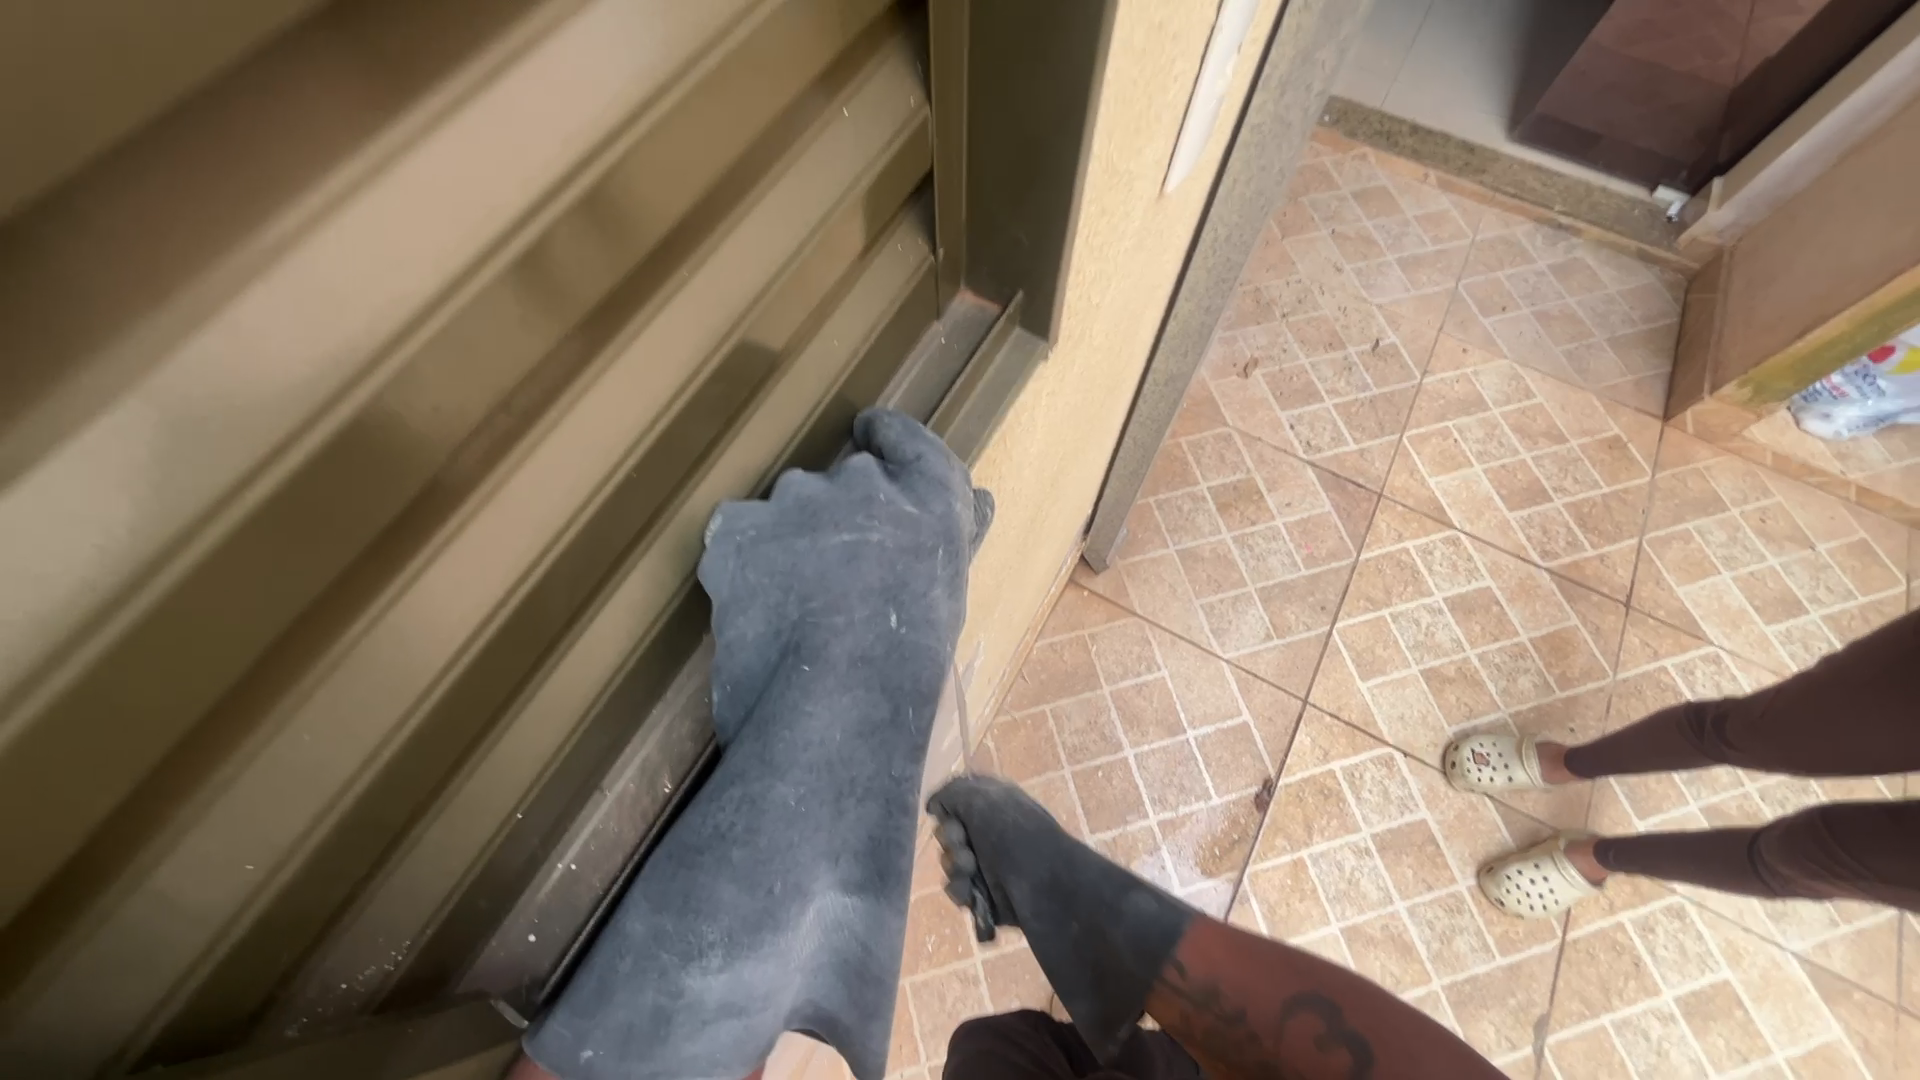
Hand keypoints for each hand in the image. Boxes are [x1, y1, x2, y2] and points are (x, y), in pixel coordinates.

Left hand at [697, 408, 991, 738]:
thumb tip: (981, 501)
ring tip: (792, 605)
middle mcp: (861, 480)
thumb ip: (957, 537)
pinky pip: (737, 535)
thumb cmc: (912, 659)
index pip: (907, 439)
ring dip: (788, 541)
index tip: (871, 436)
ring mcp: (795, 499)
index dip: (886, 437)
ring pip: (786, 510)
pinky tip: (758, 609)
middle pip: (841, 483)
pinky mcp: (737, 529)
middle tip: (835, 573)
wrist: (839, 699)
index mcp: (927, 494)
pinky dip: (744, 564)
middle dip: (837, 516)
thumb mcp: (950, 593)